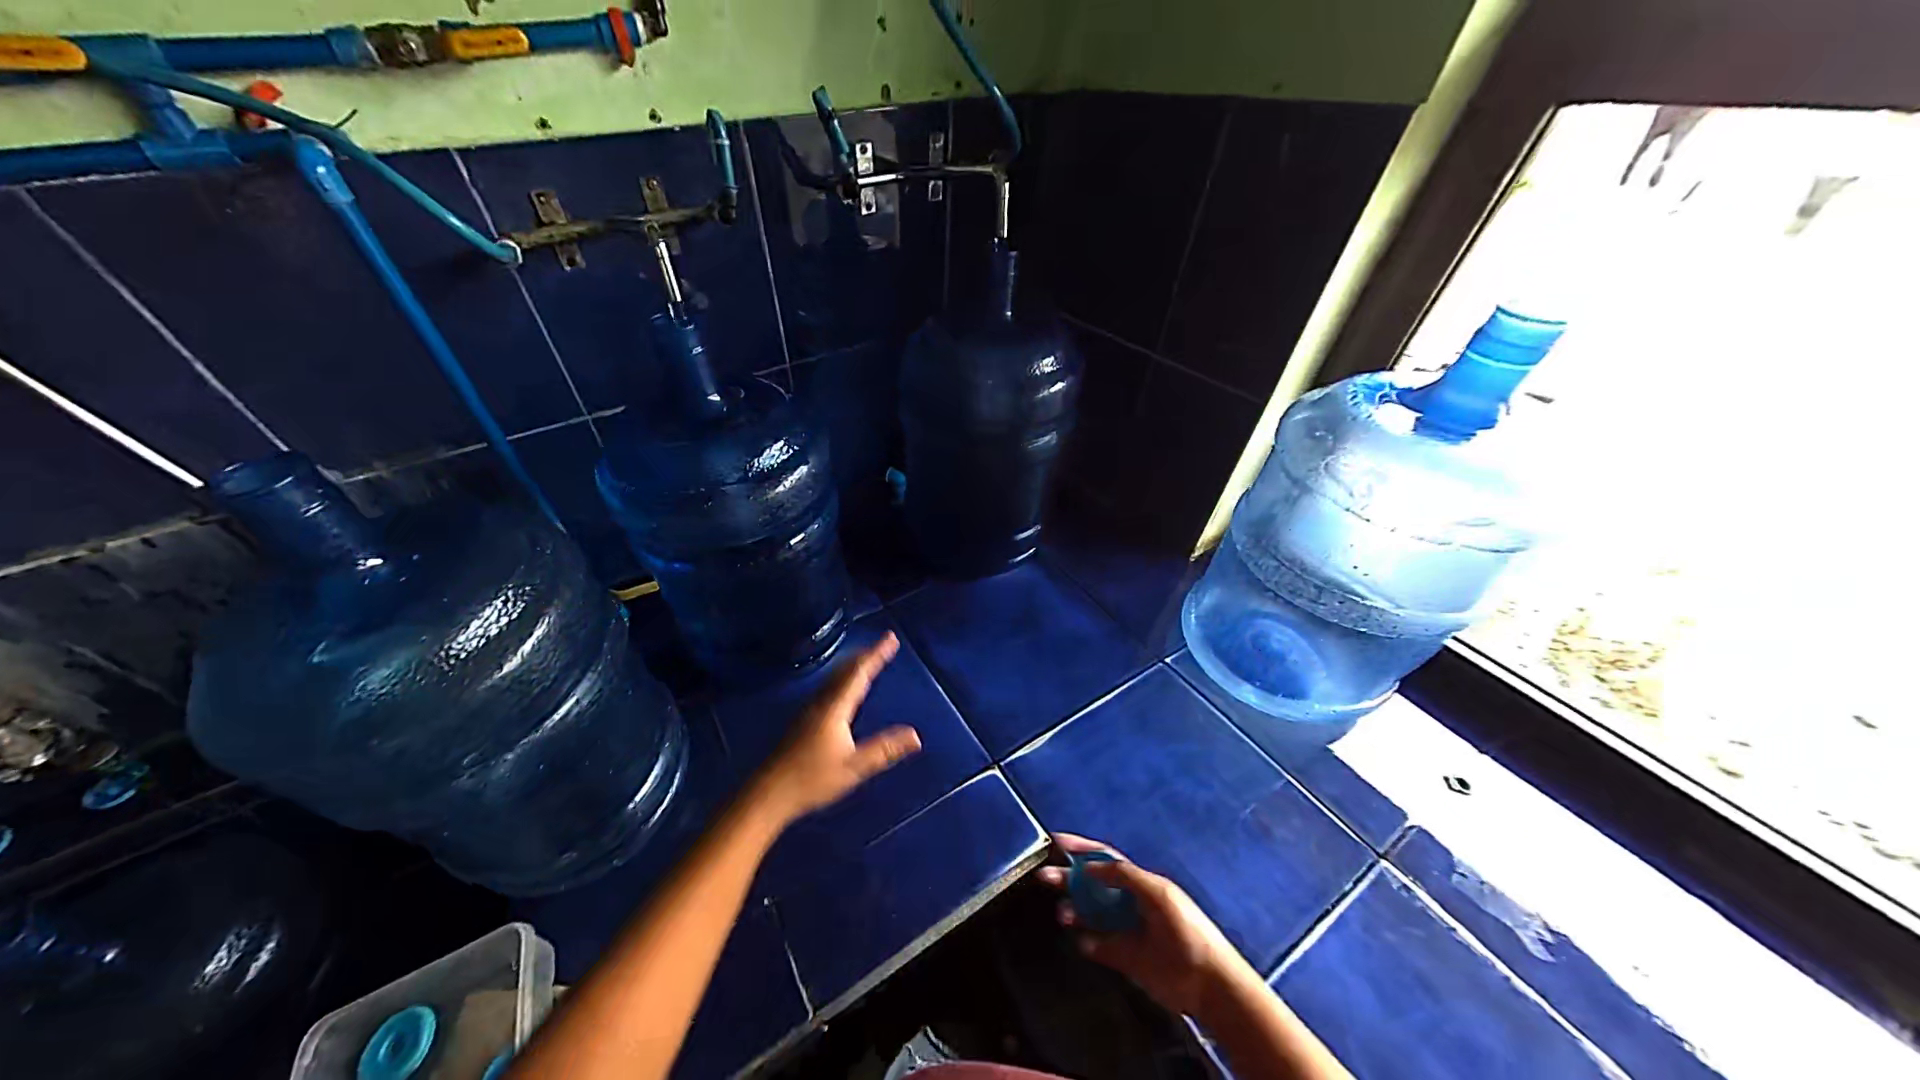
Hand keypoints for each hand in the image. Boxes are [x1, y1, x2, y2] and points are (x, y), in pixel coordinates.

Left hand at [748, 632, 921, 827]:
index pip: (859, 674)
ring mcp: (808, 711)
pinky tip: (842, 688)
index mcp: (834, 708)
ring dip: (852, 664)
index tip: (891, 639)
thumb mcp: (853, 767)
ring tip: (866, 658)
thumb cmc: (811, 780)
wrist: (768, 794)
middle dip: (865, 655)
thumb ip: (884, 750)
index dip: (876, 654)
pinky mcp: (802, 721)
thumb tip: (916, 736)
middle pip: (844, 670)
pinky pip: (827, 687)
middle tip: (882, 643)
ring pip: (834, 678)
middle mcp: (820, 702)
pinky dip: (842, 678)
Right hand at [1036, 833, 1261, 1018]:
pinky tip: (1079, 939)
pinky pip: (1097, 945)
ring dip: (1074, 909)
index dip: (1081, 848)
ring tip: (1062, 913)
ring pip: (1091, 913)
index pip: (1105, 858)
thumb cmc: (1187, 931)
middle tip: (1045, 877)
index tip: (1056, 840)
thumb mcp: (1157, 893)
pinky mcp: (1124, 958)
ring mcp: (1126, 929)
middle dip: (1069, 878)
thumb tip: (1089, 868)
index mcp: (1140, 882)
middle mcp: (1130, 902)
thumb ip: (1123, 876)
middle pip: (1092, 884)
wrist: (1208, 984)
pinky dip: (1085, 941)